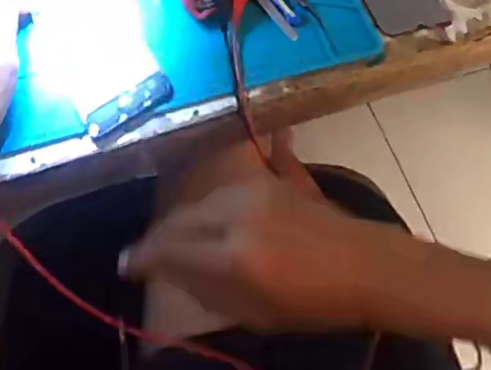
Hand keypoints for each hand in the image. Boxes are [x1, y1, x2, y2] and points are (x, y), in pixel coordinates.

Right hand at [122, 177, 418, 331]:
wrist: (363, 263)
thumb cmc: (315, 304)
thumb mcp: (258, 313)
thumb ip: (209, 289)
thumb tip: (171, 270)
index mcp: (235, 257)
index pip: (172, 249)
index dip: (145, 256)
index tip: (127, 264)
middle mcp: (235, 215)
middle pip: (179, 219)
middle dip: (158, 236)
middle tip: (144, 252)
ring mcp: (249, 191)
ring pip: (197, 202)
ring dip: (181, 221)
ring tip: (173, 238)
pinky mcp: (263, 178)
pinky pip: (219, 192)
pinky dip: (205, 208)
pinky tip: (202, 218)